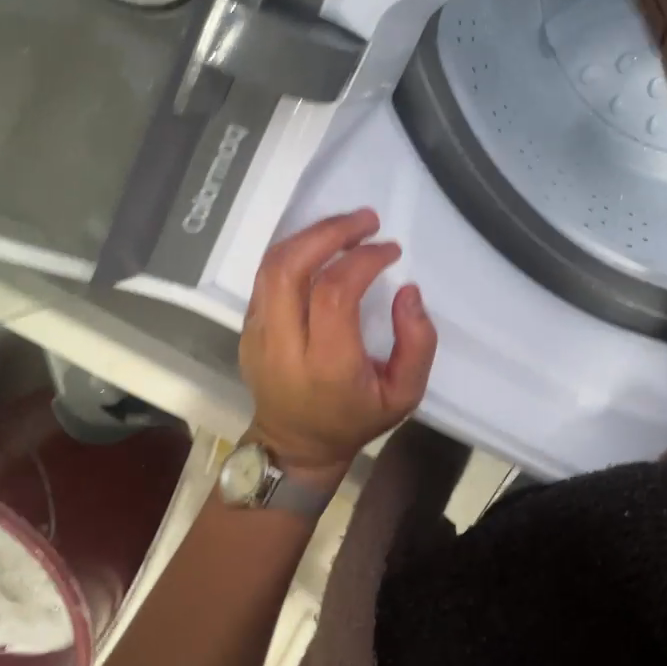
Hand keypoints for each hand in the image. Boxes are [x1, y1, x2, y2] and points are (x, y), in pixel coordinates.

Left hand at [239, 209, 436, 480]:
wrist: (296, 445)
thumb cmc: (355, 418)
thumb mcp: (405, 394)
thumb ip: (417, 344)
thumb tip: (407, 291)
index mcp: (326, 364)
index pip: (333, 293)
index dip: (362, 261)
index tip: (390, 250)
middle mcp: (283, 345)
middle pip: (289, 268)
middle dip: (329, 233)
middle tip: (366, 220)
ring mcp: (258, 334)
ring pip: (271, 266)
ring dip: (310, 235)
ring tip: (347, 225)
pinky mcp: (248, 326)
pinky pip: (266, 276)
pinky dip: (296, 250)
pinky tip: (323, 245)